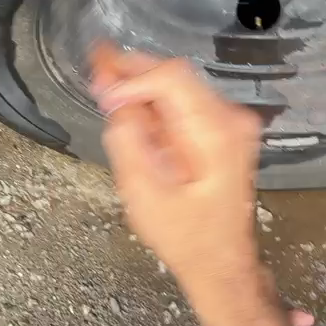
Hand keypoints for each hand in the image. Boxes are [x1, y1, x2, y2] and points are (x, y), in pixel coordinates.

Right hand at [89, 43, 264, 292]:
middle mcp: (230, 119)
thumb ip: (128, 140)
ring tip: (105, 82)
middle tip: (95, 63)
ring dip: (141, 83)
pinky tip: (129, 102)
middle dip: (132, 71)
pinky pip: (184, 101)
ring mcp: (230, 123)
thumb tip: (114, 99)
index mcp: (215, 133)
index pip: (171, 78)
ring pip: (178, 84)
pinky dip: (154, 99)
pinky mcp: (222, 131)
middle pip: (176, 74)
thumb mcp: (144, 193)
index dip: (131, 78)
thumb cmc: (185, 237)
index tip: (102, 91)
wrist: (222, 262)